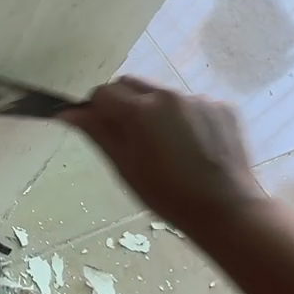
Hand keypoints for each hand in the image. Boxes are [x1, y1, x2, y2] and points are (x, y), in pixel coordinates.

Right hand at [59, 77, 266, 233]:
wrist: (226, 209)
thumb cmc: (167, 195)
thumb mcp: (125, 167)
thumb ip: (97, 132)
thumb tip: (68, 112)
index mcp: (140, 111)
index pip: (103, 93)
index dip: (97, 110)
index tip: (102, 129)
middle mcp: (168, 95)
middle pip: (131, 84)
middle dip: (124, 102)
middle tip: (130, 135)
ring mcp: (198, 98)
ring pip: (163, 94)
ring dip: (156, 111)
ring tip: (167, 147)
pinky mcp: (223, 107)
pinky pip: (193, 104)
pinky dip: (186, 119)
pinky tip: (193, 147)